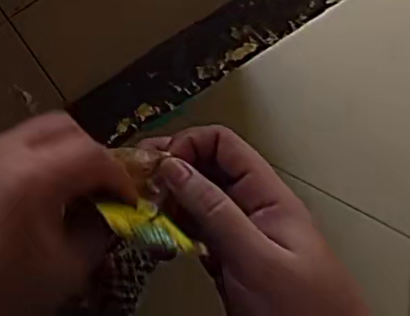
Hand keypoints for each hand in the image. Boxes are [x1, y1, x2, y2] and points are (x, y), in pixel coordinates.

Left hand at [0, 113, 134, 315]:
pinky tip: (55, 185)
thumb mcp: (69, 266)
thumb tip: (117, 210)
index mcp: (33, 177)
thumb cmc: (7, 289)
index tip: (130, 198)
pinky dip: (49, 151)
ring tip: (82, 186)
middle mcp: (10, 150)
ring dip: (72, 149)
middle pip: (69, 127)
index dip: (118, 175)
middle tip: (108, 187)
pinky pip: (28, 137)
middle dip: (95, 154)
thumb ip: (99, 228)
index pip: (91, 153)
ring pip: (48, 126)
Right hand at [139, 125, 369, 315]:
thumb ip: (214, 210)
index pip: (223, 143)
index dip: (190, 144)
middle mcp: (254, 210)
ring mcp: (244, 239)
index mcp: (268, 197)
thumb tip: (173, 165)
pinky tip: (163, 233)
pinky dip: (179, 226)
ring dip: (173, 196)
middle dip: (174, 166)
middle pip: (208, 167)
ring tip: (146, 203)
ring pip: (201, 199)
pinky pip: (201, 231)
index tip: (162, 166)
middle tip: (140, 177)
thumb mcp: (257, 260)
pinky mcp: (235, 266)